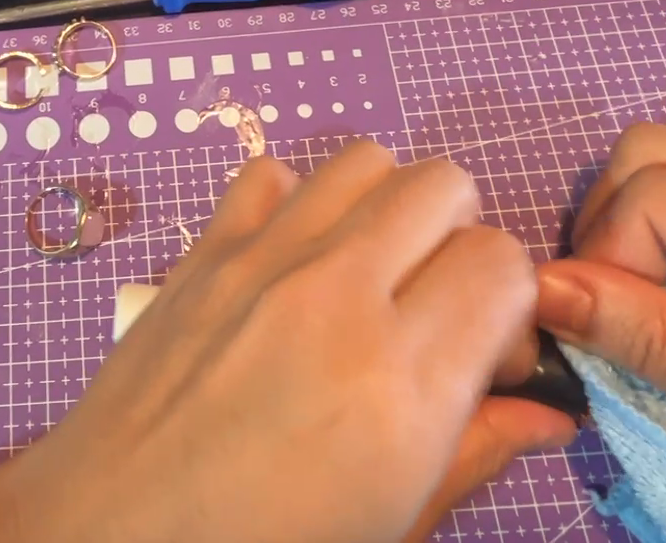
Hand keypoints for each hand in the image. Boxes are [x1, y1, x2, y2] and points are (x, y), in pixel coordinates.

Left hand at [0, 142, 576, 542]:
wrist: (117, 524)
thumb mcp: (393, 520)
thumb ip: (478, 450)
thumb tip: (548, 406)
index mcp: (402, 380)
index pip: (502, 263)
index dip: (510, 299)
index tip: (484, 343)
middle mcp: (338, 293)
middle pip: (441, 184)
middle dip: (457, 233)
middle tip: (428, 296)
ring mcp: (262, 255)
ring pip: (363, 159)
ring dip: (383, 202)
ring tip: (365, 266)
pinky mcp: (206, 244)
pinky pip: (268, 171)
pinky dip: (294, 197)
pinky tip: (287, 254)